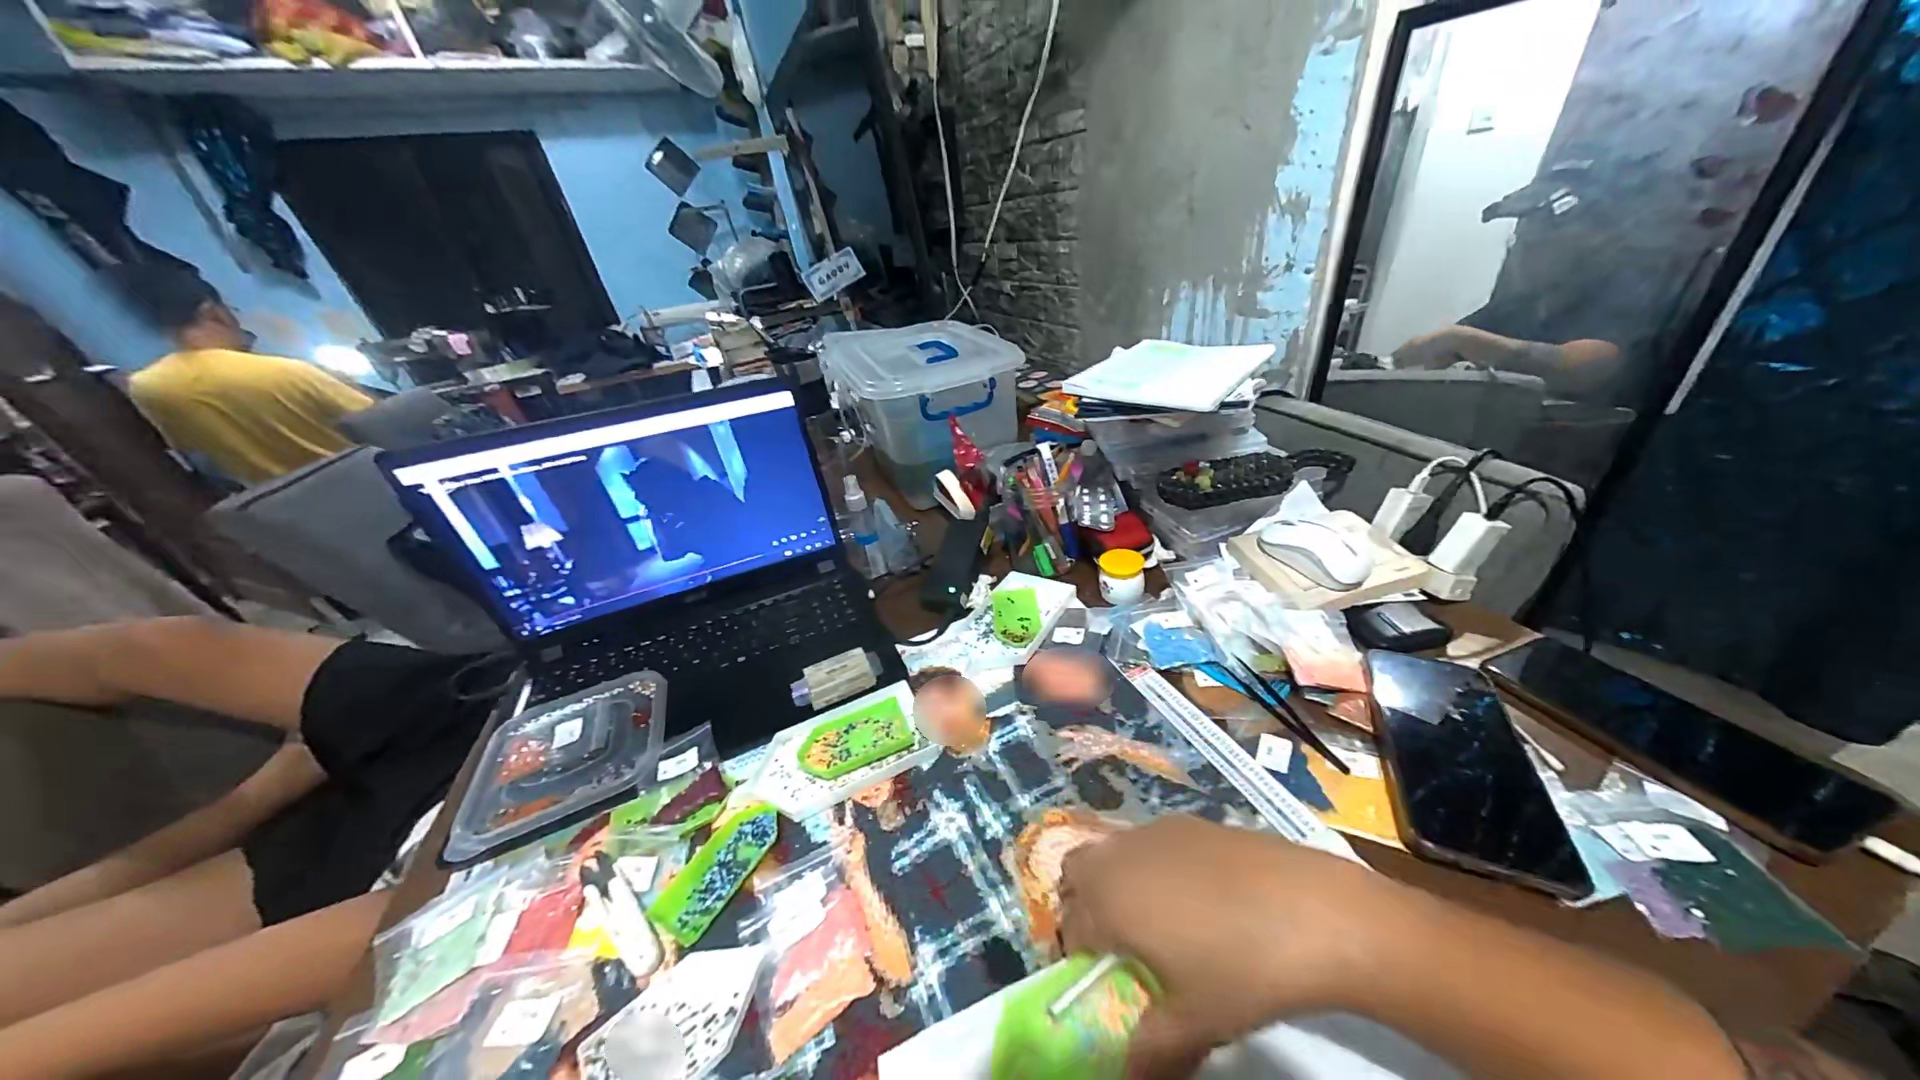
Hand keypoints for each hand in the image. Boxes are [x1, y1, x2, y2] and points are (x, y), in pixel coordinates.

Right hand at [1058, 817, 1415, 1078]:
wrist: (1319, 912)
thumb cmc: (1244, 971)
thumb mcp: (1194, 1022)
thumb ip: (1150, 1053)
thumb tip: (1129, 1077)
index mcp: (1108, 899)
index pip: (1071, 927)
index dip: (1080, 958)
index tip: (1105, 982)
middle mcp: (1121, 855)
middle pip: (1077, 872)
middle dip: (1086, 905)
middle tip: (1122, 943)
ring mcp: (1157, 832)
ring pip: (1114, 852)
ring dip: (1120, 882)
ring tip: (1165, 923)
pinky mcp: (1193, 822)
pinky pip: (1153, 843)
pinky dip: (1156, 866)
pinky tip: (1203, 898)